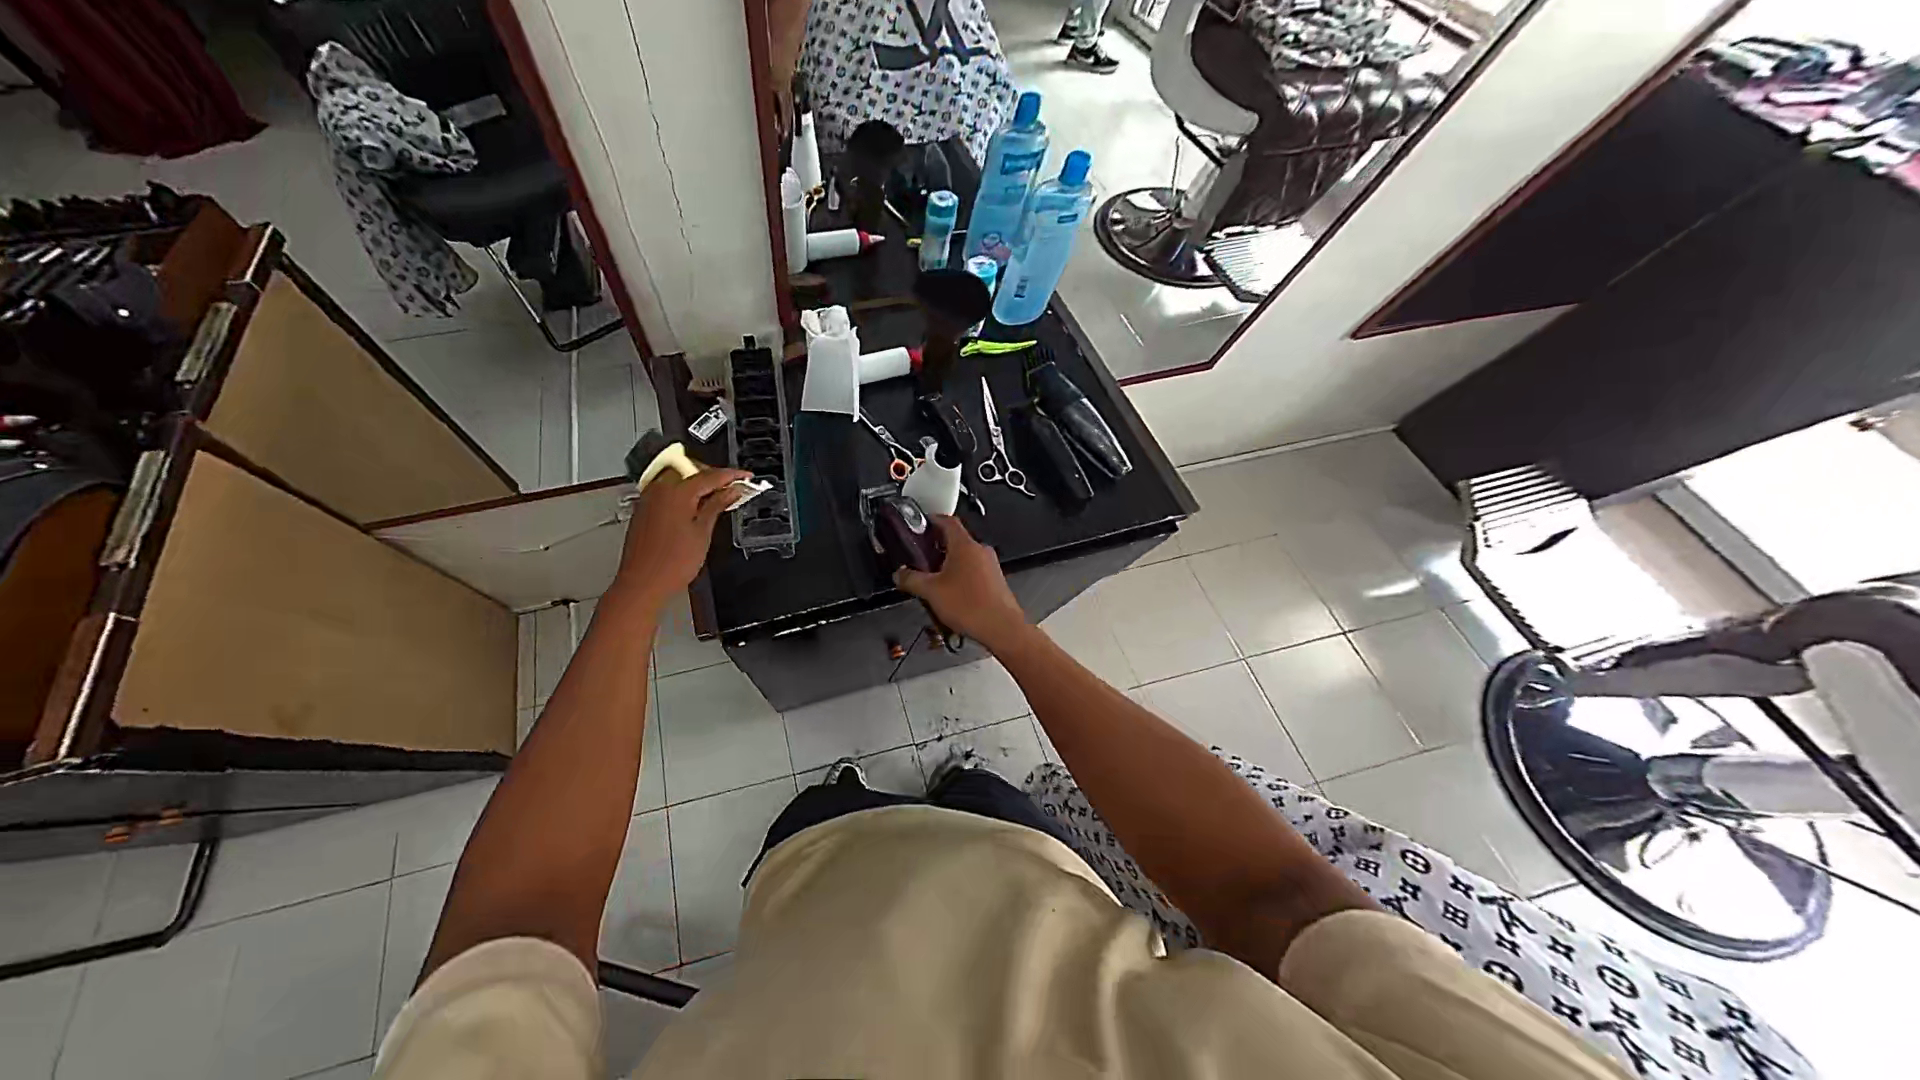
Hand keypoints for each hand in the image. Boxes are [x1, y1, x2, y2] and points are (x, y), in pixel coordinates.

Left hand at [615, 467, 752, 606]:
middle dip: (714, 476)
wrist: (643, 583)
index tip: (746, 477)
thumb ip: (717, 505)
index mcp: (677, 492)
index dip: (733, 476)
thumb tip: (731, 492)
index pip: (711, 475)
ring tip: (717, 498)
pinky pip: (667, 491)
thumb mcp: (703, 532)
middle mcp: (659, 490)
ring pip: (678, 479)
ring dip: (698, 484)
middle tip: (734, 487)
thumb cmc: (669, 564)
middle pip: (692, 471)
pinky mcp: (643, 510)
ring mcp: (649, 499)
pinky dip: (683, 493)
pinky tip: (695, 507)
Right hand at [893, 516, 1031, 651]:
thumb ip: (911, 579)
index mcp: (964, 545)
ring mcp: (990, 566)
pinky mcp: (995, 582)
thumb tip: (901, 575)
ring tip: (933, 581)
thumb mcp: (930, 592)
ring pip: (965, 558)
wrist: (1002, 628)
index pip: (947, 521)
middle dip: (936, 548)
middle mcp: (980, 551)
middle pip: (955, 540)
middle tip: (920, 557)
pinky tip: (951, 595)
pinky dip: (960, 578)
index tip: (921, 524)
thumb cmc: (973, 607)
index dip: (931, 520)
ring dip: (948, 565)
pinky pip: (974, 572)